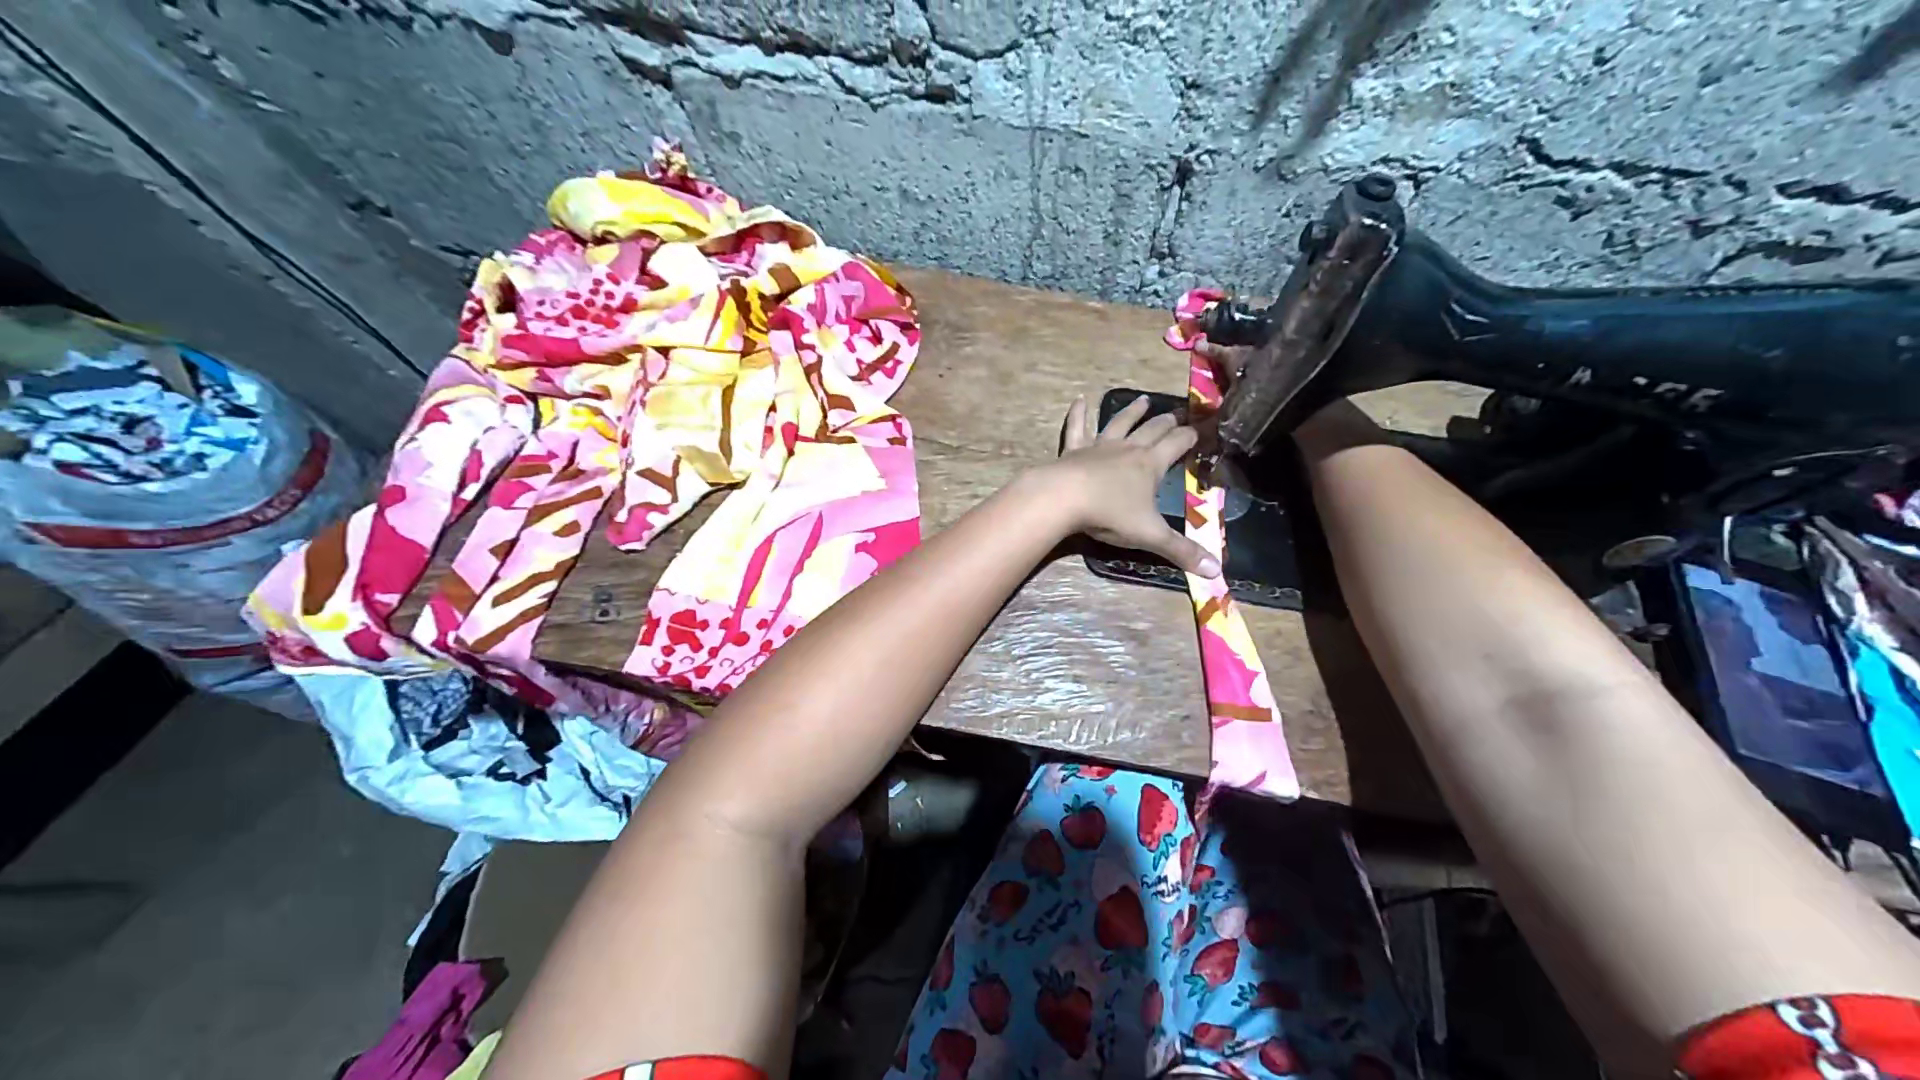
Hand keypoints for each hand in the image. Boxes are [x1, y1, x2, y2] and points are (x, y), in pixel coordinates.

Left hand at [1042, 394, 1219, 577]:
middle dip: (1165, 423)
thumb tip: (1216, 571)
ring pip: (1119, 423)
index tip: (1199, 432)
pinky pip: (1077, 427)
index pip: (1177, 445)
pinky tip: (1080, 399)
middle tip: (1174, 414)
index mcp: (1150, 465)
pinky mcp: (1072, 449)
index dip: (1190, 438)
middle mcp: (1127, 449)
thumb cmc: (1109, 515)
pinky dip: (1078, 413)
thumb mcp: (1150, 535)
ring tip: (1142, 400)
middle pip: (1151, 430)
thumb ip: (1181, 551)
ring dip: (1131, 412)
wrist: (1063, 499)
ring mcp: (1098, 446)